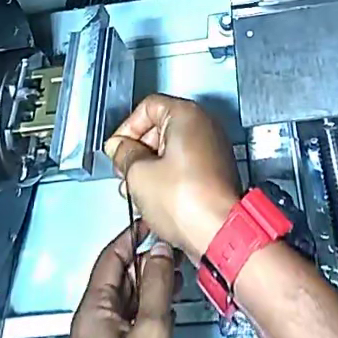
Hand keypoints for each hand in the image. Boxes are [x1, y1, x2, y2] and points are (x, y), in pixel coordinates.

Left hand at [68, 223, 176, 337]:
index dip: (132, 234)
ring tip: (177, 274)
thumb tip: (160, 251)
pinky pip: (131, 318)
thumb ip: (157, 287)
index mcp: (91, 313)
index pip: (110, 257)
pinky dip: (150, 305)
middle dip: (146, 259)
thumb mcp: (151, 333)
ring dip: (151, 283)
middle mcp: (91, 325)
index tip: (152, 220)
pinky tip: (169, 305)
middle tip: (173, 248)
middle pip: (118, 276)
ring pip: (126, 297)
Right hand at [104, 94, 240, 256]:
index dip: (127, 129)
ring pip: (172, 146)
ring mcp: (213, 145)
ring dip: (151, 165)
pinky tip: (158, 196)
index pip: (147, 107)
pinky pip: (186, 161)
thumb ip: (124, 154)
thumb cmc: (189, 201)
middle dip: (138, 150)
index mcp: (186, 114)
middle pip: (160, 125)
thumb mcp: (139, 174)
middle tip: (126, 171)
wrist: (219, 231)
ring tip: (139, 189)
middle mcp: (204, 124)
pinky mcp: (216, 167)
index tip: (117, 150)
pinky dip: (169, 174)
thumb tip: (119, 147)